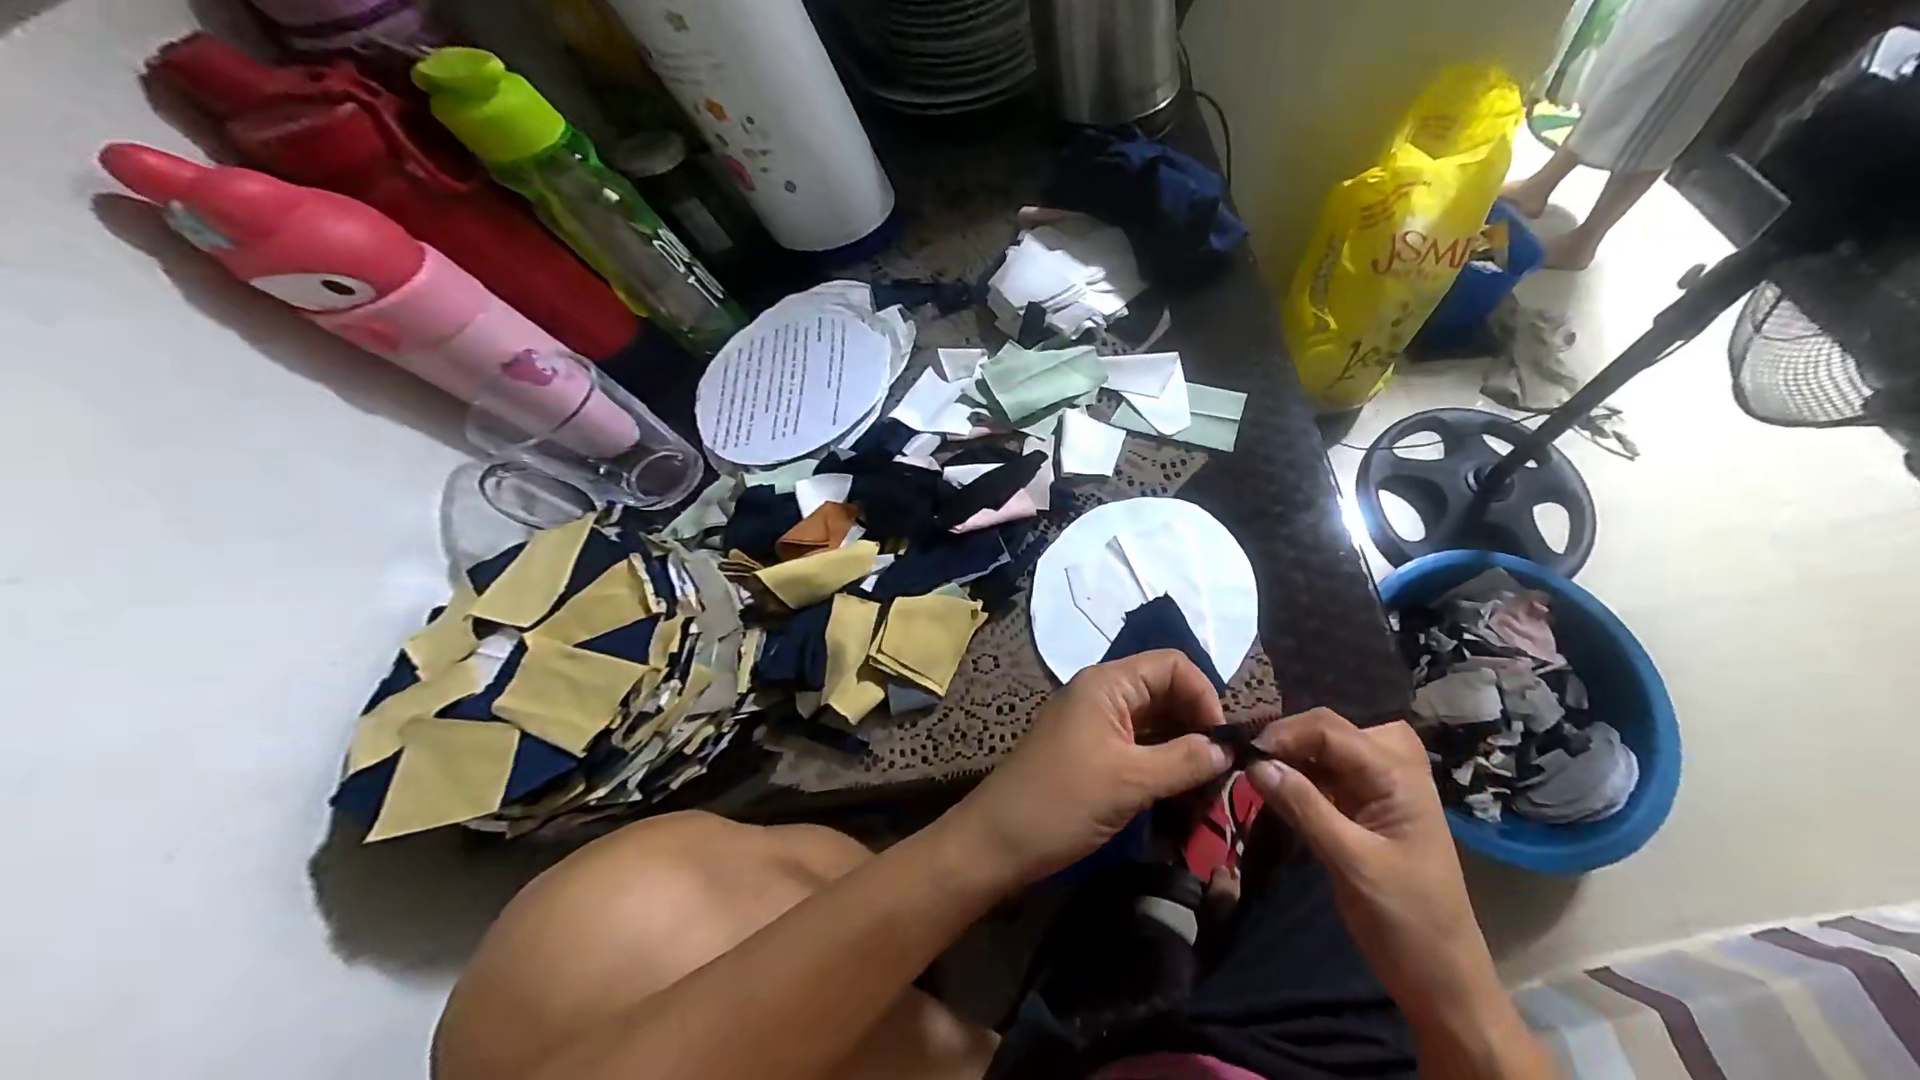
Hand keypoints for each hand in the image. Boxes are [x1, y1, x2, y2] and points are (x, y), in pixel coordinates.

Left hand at [946, 650, 1232, 883]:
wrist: (996, 841)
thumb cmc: (1061, 802)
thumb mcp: (1130, 782)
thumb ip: (1185, 760)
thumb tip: (1228, 748)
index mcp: (1107, 684)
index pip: (1173, 665)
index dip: (1205, 696)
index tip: (1223, 743)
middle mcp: (1102, 695)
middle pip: (1167, 693)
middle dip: (1198, 728)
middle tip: (1222, 774)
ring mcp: (1095, 725)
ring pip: (1156, 724)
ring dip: (1184, 752)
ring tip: (1207, 792)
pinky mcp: (1092, 753)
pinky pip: (1139, 748)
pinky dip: (1163, 766)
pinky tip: (1181, 796)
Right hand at [1242, 710, 1497, 1030]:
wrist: (1440, 978)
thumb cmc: (1405, 919)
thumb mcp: (1352, 863)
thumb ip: (1304, 807)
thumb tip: (1255, 763)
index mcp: (1399, 776)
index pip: (1331, 730)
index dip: (1286, 733)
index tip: (1246, 753)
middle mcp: (1391, 771)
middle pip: (1331, 729)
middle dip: (1289, 735)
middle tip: (1250, 756)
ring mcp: (1378, 790)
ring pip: (1327, 748)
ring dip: (1292, 753)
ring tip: (1257, 768)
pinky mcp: (1363, 809)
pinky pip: (1325, 775)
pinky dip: (1298, 775)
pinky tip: (1275, 787)